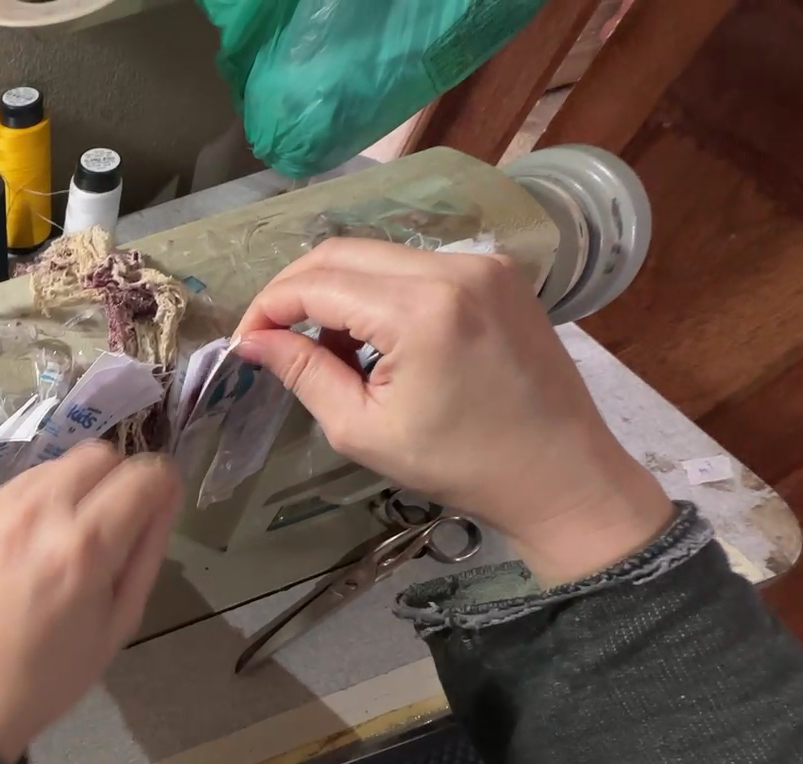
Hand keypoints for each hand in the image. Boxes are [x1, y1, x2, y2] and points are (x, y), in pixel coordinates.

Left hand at [0, 442, 180, 763]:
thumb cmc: (52, 674)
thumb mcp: (119, 622)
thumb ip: (149, 550)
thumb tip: (167, 496)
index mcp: (84, 547)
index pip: (143, 475)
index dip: (163, 484)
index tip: (160, 504)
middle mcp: (39, 513)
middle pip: (100, 452)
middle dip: (121, 477)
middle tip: (119, 520)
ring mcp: (0, 509)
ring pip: (60, 461)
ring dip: (81, 484)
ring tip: (76, 531)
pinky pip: (25, 481)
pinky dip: (45, 495)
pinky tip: (41, 536)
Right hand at [231, 238, 672, 584]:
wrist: (559, 472)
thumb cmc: (453, 462)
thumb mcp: (358, 427)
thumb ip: (303, 373)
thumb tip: (251, 343)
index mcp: (420, 310)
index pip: (315, 284)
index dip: (266, 309)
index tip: (243, 345)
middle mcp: (453, 269)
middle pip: (339, 253)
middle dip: (290, 292)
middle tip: (266, 337)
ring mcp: (481, 265)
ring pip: (372, 256)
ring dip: (329, 293)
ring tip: (320, 349)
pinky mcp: (496, 275)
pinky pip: (410, 267)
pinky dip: (371, 294)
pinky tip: (367, 340)